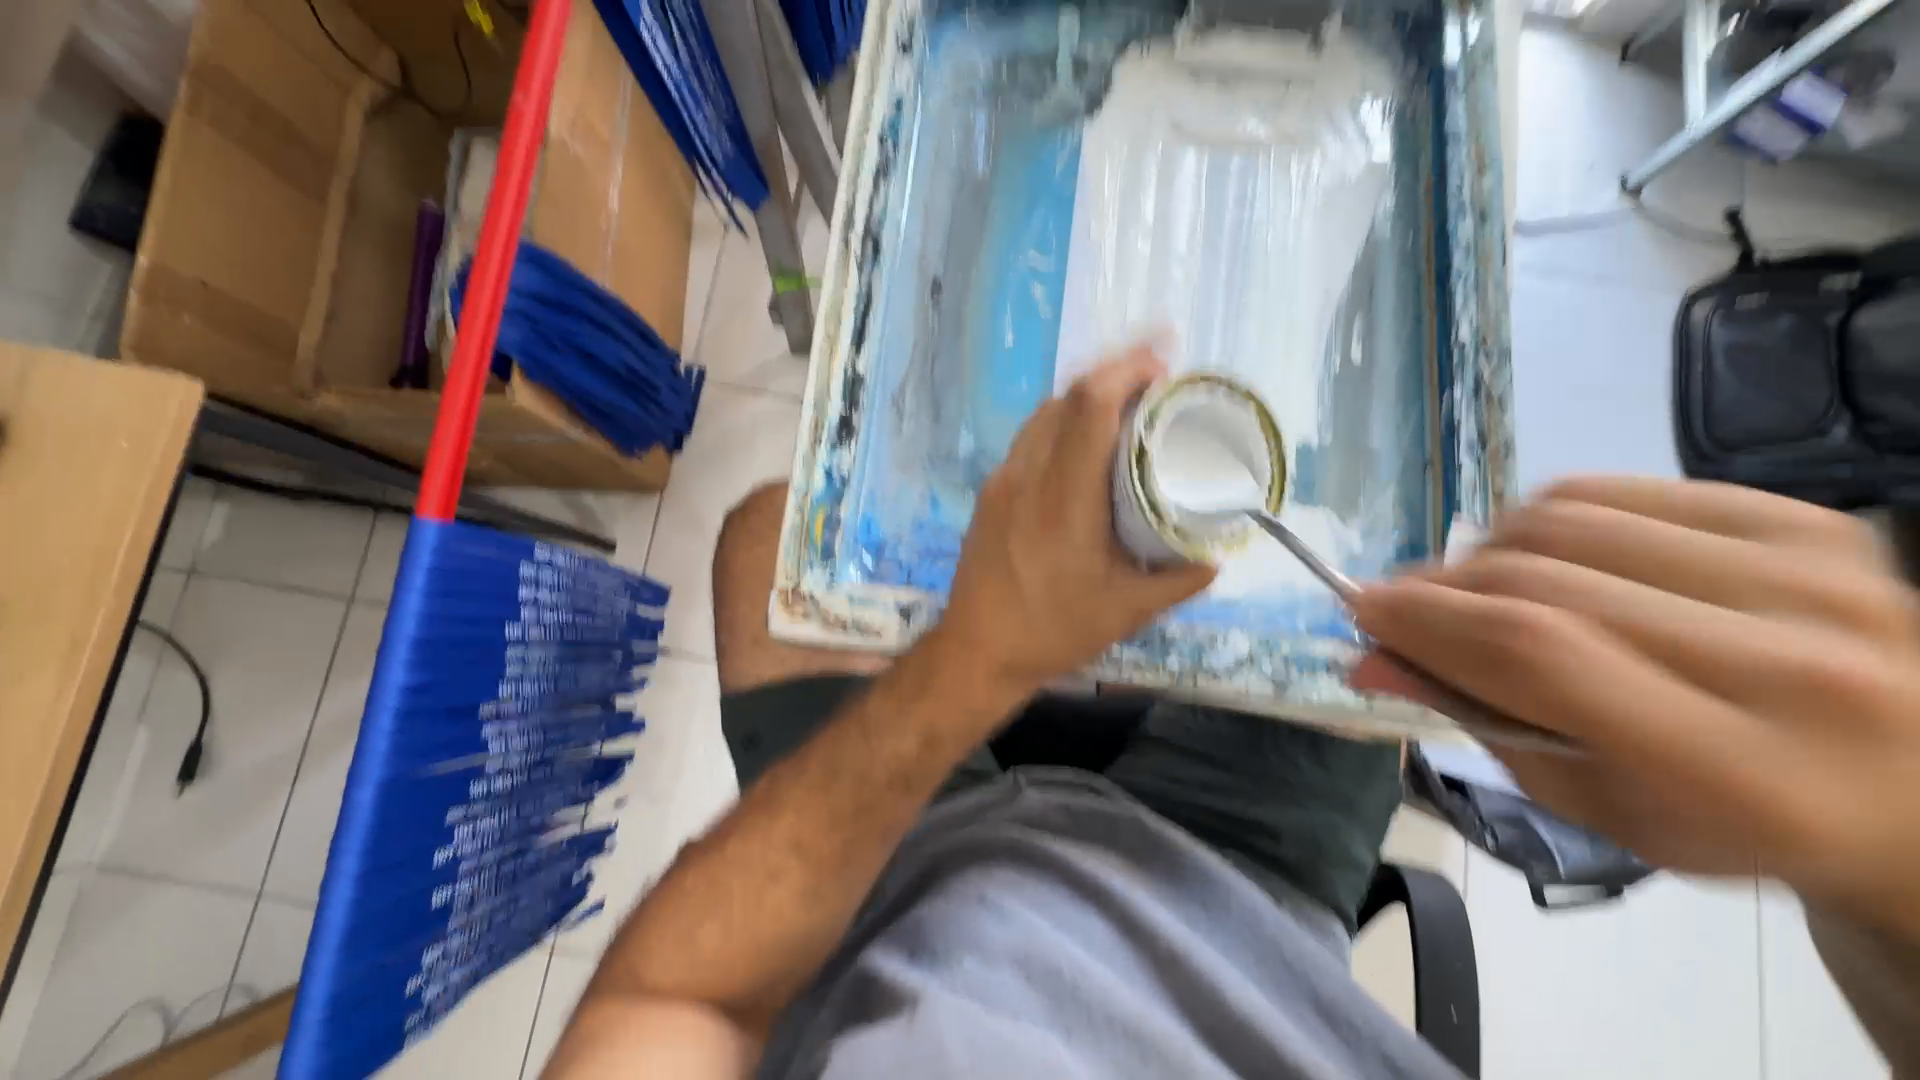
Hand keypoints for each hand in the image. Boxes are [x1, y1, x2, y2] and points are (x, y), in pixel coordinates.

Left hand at [930, 343, 1216, 698]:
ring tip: (1129, 398)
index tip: (1164, 362)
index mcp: (1065, 500)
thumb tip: (1215, 556)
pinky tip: (1087, 436)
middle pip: (1067, 398)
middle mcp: (1028, 477)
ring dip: (1086, 395)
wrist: (976, 650)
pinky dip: (1063, 421)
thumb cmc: (1052, 632)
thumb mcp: (1126, 612)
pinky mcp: (991, 491)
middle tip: (1158, 376)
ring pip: (1045, 413)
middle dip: (1114, 373)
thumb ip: (1177, 580)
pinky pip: (1030, 437)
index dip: (1126, 371)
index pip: (1089, 409)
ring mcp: (1003, 481)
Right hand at [1349, 477, 1919, 938]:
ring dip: (1489, 551)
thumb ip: (1478, 720)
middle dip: (1441, 587)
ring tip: (1479, 587)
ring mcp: (1813, 578)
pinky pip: (1620, 491)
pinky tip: (1548, 558)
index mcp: (1737, 766)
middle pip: (1542, 582)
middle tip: (1403, 607)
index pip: (1536, 652)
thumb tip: (1368, 657)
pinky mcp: (1812, 524)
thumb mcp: (1592, 802)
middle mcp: (1790, 659)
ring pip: (1568, 520)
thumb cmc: (1727, 821)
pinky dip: (1550, 518)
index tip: (1360, 610)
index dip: (1426, 619)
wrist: (1905, 789)